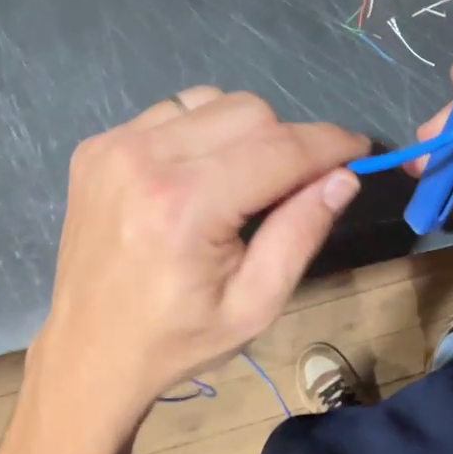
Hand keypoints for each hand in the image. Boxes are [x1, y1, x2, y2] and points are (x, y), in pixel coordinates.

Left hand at [28, 87, 368, 423]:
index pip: (279, 148)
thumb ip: (300, 234)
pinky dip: (203, 135)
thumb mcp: (255, 305)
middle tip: (300, 185)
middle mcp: (145, 158)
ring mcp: (114, 146)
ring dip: (246, 134)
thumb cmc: (179, 339)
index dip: (329, 144)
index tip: (361, 149)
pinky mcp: (97, 146)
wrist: (91, 351)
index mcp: (186, 206)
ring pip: (212, 102)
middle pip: (249, 111)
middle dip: (288, 141)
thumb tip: (343, 178)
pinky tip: (202, 179)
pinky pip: (172, 113)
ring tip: (247, 184)